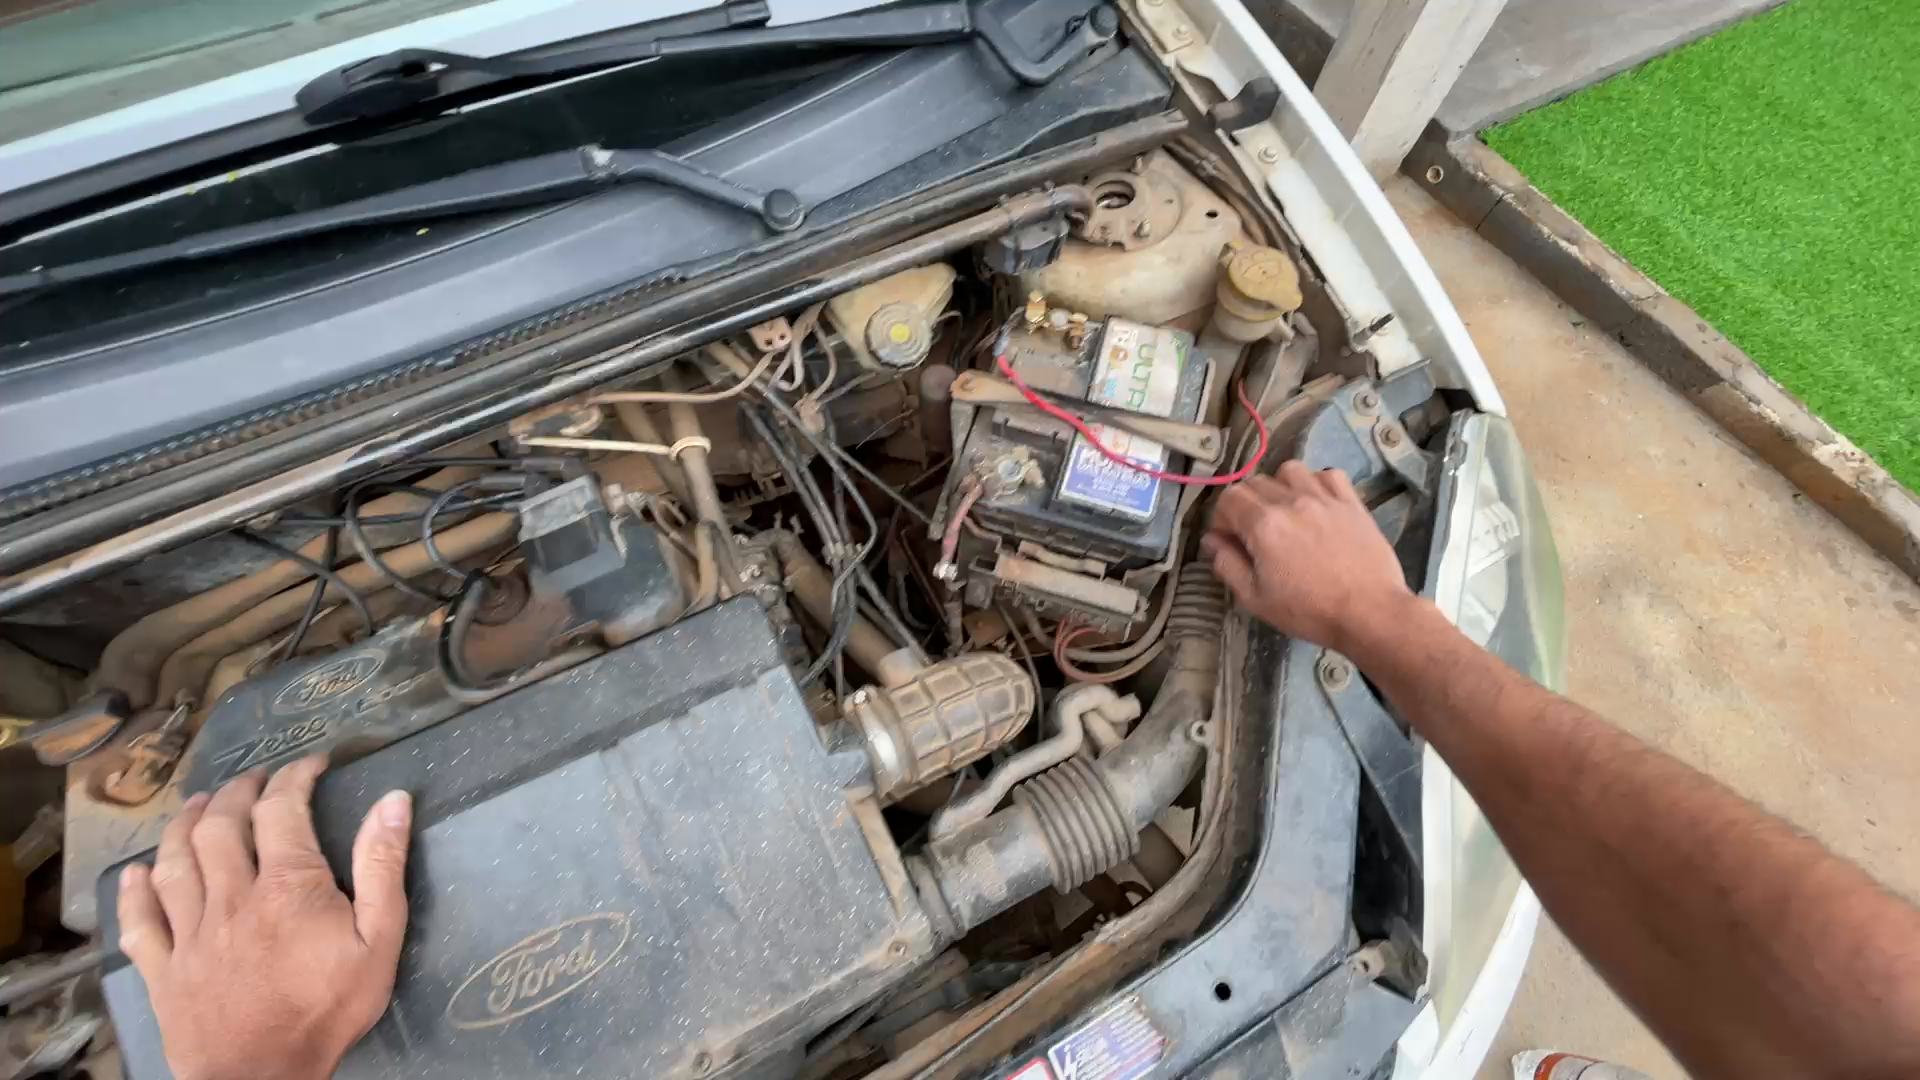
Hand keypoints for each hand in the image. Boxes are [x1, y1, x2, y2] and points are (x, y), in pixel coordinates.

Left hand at [117, 755, 412, 1079]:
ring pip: (175, 865)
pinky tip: (139, 871)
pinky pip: (139, 922)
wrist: (262, 1079)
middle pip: (221, 828)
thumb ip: (384, 864)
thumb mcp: (382, 933)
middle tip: (256, 777)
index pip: (282, 811)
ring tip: (199, 804)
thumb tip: (393, 802)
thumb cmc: (332, 1003)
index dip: (296, 778)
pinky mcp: (163, 970)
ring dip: (185, 826)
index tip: (313, 763)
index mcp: (289, 886)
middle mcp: (233, 899)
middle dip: (237, 793)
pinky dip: (134, 891)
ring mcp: (190, 935)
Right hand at [1201, 460, 1414, 655]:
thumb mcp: (1254, 597)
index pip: (1228, 499)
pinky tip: (1315, 505)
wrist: (1369, 613)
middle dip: (1245, 504)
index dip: (1222, 518)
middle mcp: (1291, 502)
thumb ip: (1227, 563)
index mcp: (1263, 525)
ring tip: (1284, 511)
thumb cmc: (1307, 610)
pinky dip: (1315, 483)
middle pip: (1254, 482)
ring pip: (1288, 470)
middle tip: (1254, 533)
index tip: (1229, 539)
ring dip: (1278, 487)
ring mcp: (1324, 498)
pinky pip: (1327, 475)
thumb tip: (1212, 540)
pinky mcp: (1351, 502)